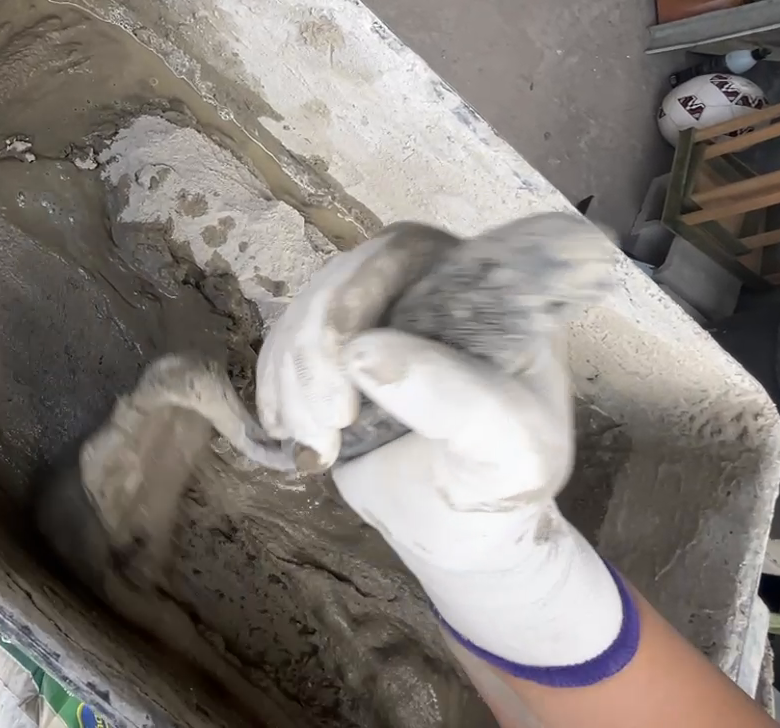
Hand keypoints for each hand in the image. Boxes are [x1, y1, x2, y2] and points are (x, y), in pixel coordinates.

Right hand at [256, 219, 635, 683]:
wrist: (449, 526)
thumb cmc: (494, 492)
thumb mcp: (507, 460)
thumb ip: (458, 404)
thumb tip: (362, 354)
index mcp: (477, 290)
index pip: (405, 254)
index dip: (360, 295)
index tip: (350, 370)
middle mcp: (417, 284)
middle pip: (340, 281)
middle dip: (316, 352)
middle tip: (326, 426)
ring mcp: (365, 309)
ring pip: (301, 313)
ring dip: (291, 380)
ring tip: (316, 447)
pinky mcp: (323, 341)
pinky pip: (278, 342)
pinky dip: (273, 388)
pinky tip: (289, 432)